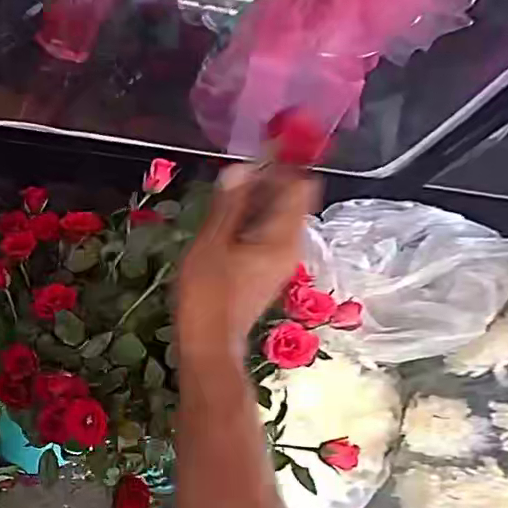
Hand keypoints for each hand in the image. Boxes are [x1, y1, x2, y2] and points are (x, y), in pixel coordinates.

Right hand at [174, 162, 320, 375]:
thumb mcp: (210, 245)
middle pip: (289, 201)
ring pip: (274, 220)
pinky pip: (264, 238)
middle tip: (226, 186)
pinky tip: (220, 236)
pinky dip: (247, 229)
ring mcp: (280, 262)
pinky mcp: (265, 273)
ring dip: (251, 208)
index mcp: (284, 236)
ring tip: (218, 211)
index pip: (300, 184)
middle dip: (261, 187)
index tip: (248, 163)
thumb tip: (240, 169)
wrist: (208, 344)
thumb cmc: (207, 296)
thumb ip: (227, 206)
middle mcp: (291, 246)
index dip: (279, 167)